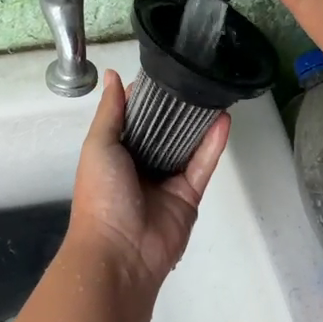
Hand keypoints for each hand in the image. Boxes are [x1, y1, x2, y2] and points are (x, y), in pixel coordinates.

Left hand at [67, 70, 229, 291]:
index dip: (147, 95)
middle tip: (196, 77)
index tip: (165, 69)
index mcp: (116, 153)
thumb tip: (112, 75)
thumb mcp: (98, 146)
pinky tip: (223, 120)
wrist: (119, 252)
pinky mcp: (189, 196)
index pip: (134, 117)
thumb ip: (110, 112)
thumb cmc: (101, 195)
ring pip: (187, 145)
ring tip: (214, 92)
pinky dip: (213, 144)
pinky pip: (203, 165)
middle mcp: (141, 164)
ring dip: (198, 121)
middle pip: (164, 130)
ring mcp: (167, 181)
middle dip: (177, 106)